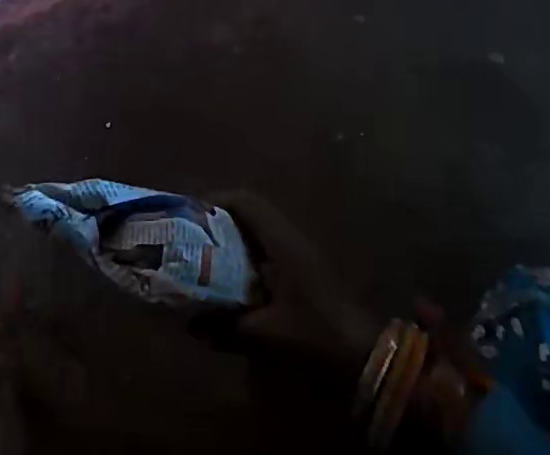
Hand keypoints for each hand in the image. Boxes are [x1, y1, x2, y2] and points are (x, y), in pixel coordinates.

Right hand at [209, 191, 381, 380]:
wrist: (360, 349)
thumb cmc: (314, 332)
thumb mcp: (266, 332)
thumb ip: (226, 326)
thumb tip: (189, 323)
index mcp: (281, 241)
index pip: (246, 202)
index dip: (217, 200)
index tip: (190, 212)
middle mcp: (289, 236)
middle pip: (250, 209)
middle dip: (219, 215)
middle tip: (192, 231)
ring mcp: (297, 249)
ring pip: (259, 226)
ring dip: (232, 231)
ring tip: (203, 249)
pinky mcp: (300, 264)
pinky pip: (266, 243)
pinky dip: (245, 248)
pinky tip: (230, 272)